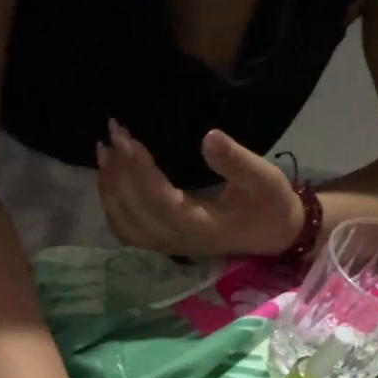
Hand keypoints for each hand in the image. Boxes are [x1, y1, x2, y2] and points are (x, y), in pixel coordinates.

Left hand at [97, 121, 304, 258]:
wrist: (274, 237)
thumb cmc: (270, 205)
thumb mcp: (264, 179)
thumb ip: (236, 161)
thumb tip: (208, 137)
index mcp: (200, 226)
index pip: (158, 199)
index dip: (138, 169)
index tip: (126, 137)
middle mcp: (177, 241)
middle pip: (134, 211)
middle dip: (118, 171)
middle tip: (113, 131)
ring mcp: (167, 246)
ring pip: (125, 224)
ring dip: (110, 189)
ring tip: (104, 151)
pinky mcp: (163, 244)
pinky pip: (127, 231)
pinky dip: (112, 205)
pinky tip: (108, 179)